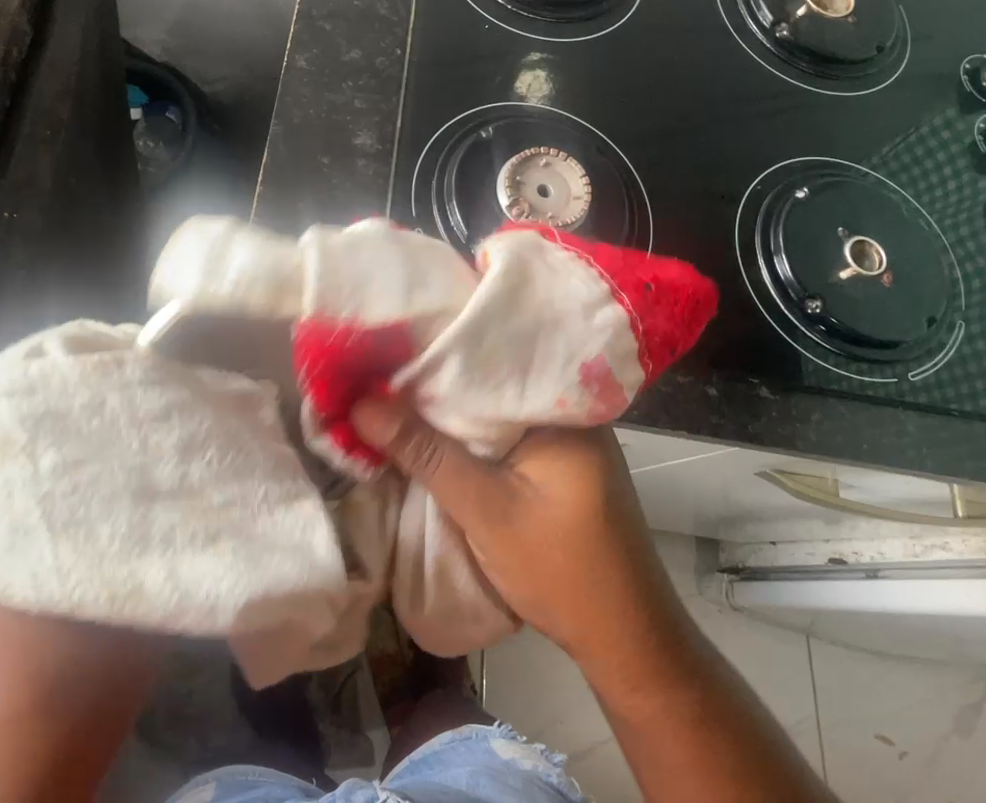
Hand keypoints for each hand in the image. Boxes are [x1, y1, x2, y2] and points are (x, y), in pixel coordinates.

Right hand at [351, 401, 835, 802]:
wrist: (626, 638)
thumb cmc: (562, 569)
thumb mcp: (485, 509)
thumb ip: (425, 454)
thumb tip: (360, 404)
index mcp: (566, 408)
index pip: (492, 360)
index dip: (435, 355)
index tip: (383, 347)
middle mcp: (572, 414)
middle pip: (492, 388)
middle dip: (437, 388)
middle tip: (376, 374)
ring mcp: (570, 442)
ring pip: (496, 416)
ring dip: (452, 418)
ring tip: (392, 399)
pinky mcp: (562, 468)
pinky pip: (507, 440)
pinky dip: (472, 442)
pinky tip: (435, 440)